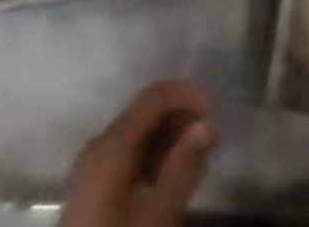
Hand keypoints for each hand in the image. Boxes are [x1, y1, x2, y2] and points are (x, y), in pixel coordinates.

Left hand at [61, 81, 218, 226]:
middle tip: (213, 134)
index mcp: (111, 145)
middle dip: (180, 116)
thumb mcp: (158, 215)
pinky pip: (129, 155)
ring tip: (202, 153)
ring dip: (170, 136)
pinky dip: (156, 155)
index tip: (215, 106)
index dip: (184, 94)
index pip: (151, 99)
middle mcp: (99, 145)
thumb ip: (183, 167)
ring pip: (137, 134)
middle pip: (143, 113)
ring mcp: (93, 166)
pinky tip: (177, 172)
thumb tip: (206, 125)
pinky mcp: (95, 186)